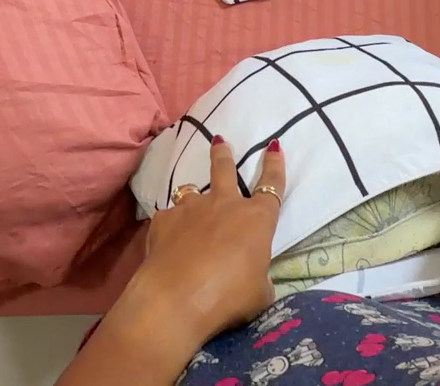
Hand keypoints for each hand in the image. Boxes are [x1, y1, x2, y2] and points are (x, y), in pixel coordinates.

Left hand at [126, 137, 288, 343]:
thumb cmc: (228, 296)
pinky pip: (169, 219)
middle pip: (224, 169)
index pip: (271, 185)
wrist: (176, 298)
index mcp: (256, 219)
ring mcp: (191, 208)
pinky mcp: (164, 219)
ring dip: (192, 199)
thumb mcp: (260, 295)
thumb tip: (255, 278)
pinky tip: (167, 246)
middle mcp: (224, 204)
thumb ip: (259, 278)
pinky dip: (170, 228)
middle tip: (220, 142)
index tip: (274, 147)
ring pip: (191, 191)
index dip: (274, 165)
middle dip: (223, 154)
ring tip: (189, 213)